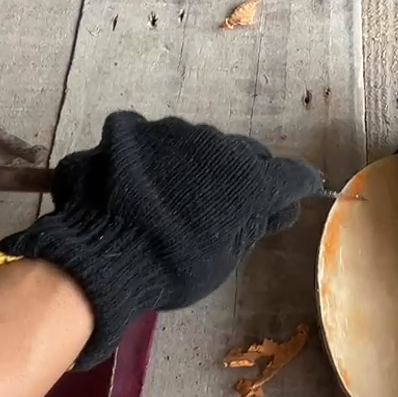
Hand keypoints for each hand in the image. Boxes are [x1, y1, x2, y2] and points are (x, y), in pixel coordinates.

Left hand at [0, 111, 319, 368]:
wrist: (99, 254)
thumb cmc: (173, 267)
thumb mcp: (224, 256)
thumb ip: (255, 224)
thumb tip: (283, 207)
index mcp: (248, 179)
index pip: (289, 175)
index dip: (296, 185)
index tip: (298, 192)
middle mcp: (217, 144)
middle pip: (242, 154)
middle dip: (241, 174)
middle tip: (227, 203)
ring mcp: (171, 131)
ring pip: (198, 144)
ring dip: (196, 164)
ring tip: (173, 195)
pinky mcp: (131, 129)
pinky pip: (153, 141)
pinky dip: (154, 159)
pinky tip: (136, 183)